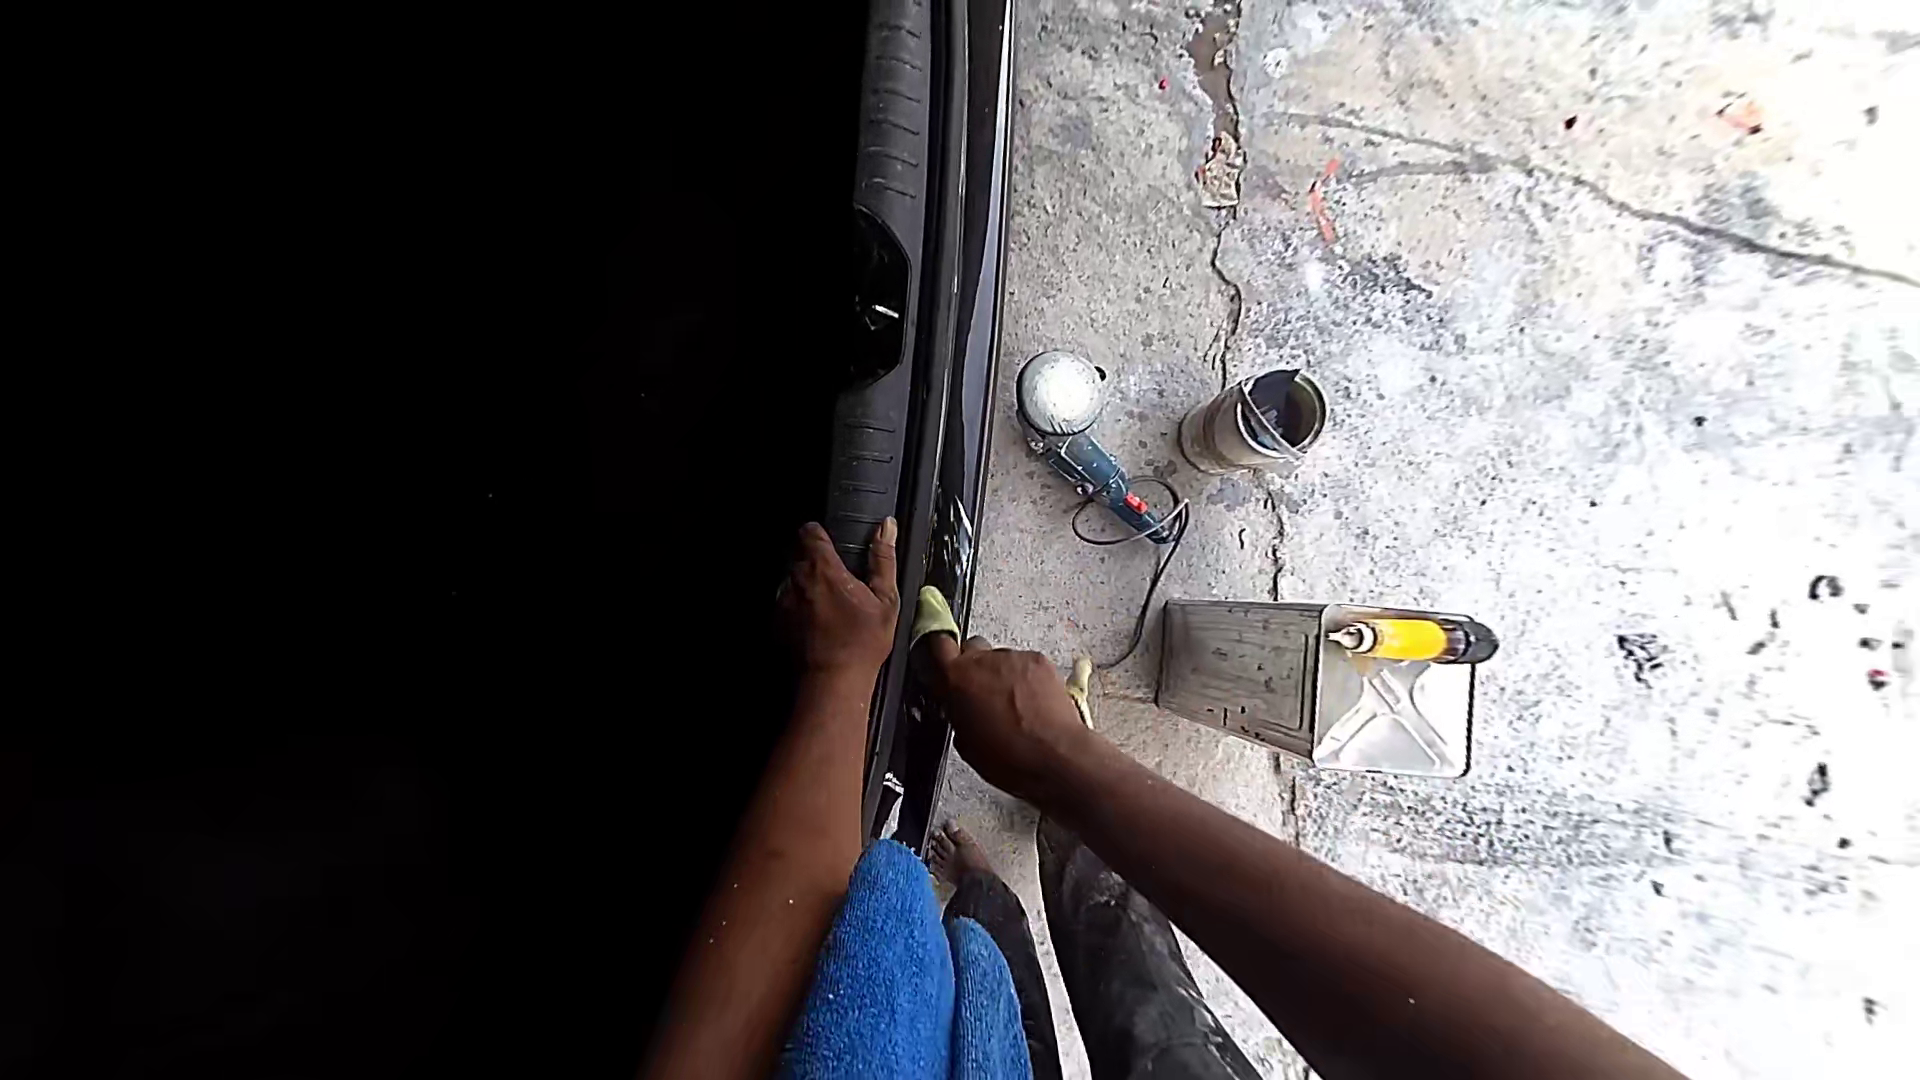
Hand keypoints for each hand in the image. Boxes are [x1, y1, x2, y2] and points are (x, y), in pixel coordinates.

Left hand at [781, 519, 899, 677]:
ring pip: (791, 579)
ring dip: (806, 585)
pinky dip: (798, 607)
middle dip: (815, 562)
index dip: (819, 534)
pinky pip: (786, 603)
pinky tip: (817, 623)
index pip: (809, 532)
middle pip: (798, 555)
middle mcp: (796, 581)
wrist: (833, 682)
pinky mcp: (776, 622)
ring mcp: (783, 602)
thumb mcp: (885, 599)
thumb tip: (886, 527)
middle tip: (838, 581)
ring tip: (828, 605)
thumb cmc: (862, 643)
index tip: (831, 544)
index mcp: (823, 569)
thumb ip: (883, 559)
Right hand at [920, 634, 1093, 805]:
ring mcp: (1014, 657)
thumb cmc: (1010, 757)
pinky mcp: (1039, 660)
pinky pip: (1025, 663)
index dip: (941, 652)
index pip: (939, 645)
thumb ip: (957, 711)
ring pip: (1001, 658)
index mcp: (959, 679)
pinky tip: (1033, 703)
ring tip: (1016, 706)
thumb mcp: (966, 742)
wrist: (1056, 757)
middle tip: (984, 694)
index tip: (945, 661)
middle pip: (973, 649)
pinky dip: (1027, 678)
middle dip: (975, 667)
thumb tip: (960, 705)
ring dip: (1003, 675)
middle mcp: (985, 660)